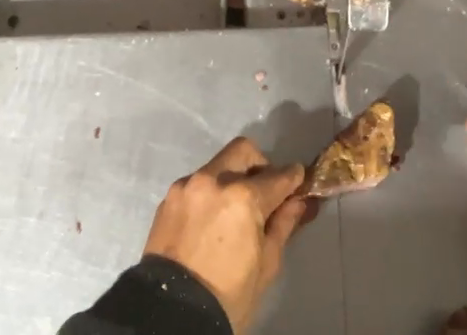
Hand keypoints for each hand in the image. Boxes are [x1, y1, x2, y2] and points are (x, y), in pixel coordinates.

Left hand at [143, 137, 316, 332]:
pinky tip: (211, 221)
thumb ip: (283, 224)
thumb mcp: (266, 264)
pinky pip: (197, 184)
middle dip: (260, 165)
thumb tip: (297, 202)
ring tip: (234, 211)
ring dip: (232, 179)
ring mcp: (187, 186)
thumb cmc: (228, 295)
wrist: (172, 314)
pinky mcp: (169, 198)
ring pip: (218, 166)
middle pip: (243, 151)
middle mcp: (214, 180)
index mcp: (243, 197)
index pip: (279, 176)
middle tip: (265, 191)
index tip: (298, 182)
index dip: (293, 178)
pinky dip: (210, 194)